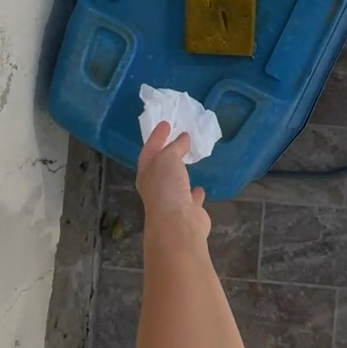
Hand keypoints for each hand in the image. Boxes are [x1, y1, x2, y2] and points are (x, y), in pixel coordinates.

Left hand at [135, 121, 209, 247]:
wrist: (178, 224)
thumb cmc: (167, 187)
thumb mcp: (168, 158)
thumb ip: (175, 147)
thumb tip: (184, 138)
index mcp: (146, 174)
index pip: (150, 150)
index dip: (157, 136)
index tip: (166, 123)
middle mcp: (156, 188)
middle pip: (161, 167)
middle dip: (168, 154)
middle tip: (179, 138)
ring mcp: (172, 201)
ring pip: (176, 182)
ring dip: (181, 172)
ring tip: (190, 159)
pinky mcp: (188, 212)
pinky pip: (190, 198)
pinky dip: (194, 192)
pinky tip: (200, 186)